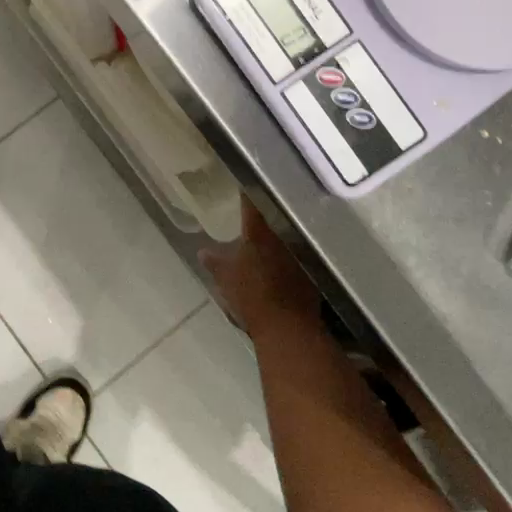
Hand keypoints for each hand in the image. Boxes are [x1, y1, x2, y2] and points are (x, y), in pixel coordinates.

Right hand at [201, 197, 321, 339]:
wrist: (286, 327)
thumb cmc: (250, 295)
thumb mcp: (223, 277)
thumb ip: (213, 261)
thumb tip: (202, 251)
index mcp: (259, 234)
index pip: (252, 205)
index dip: (246, 193)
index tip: (243, 183)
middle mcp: (282, 239)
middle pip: (273, 220)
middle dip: (263, 216)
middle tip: (252, 212)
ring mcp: (298, 258)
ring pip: (285, 240)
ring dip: (276, 238)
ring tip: (265, 238)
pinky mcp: (309, 276)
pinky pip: (294, 260)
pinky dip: (285, 260)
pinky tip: (278, 266)